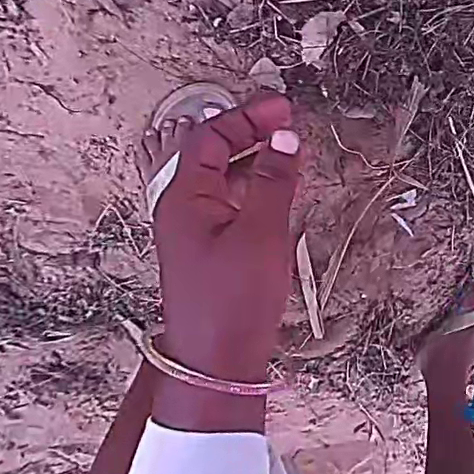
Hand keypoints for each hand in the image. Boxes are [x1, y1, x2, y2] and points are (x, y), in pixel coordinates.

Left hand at [151, 93, 302, 429]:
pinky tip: (279, 190)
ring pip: (223, 178)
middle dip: (250, 133)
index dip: (247, 117)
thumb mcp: (261, 232)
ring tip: (290, 152)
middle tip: (286, 123)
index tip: (283, 109)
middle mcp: (184, 209)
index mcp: (184, 198)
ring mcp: (195, 229)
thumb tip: (287, 138)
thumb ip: (275, 181)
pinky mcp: (211, 248)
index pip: (210, 137)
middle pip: (213, 153)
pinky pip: (230, 201)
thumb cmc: (233, 300)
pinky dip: (255, 187)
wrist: (217, 365)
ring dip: (255, 159)